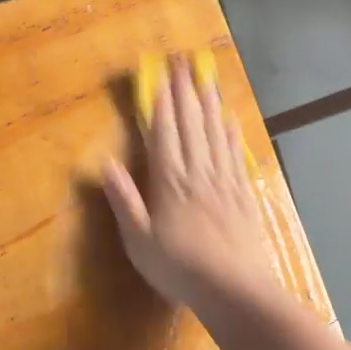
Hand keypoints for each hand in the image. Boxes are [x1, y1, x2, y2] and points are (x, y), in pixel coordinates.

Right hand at [102, 55, 266, 306]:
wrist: (233, 288)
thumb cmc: (178, 268)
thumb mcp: (138, 240)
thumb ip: (125, 201)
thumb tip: (107, 164)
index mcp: (170, 182)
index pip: (164, 132)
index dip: (161, 101)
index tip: (159, 74)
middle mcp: (199, 172)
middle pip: (192, 123)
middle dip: (185, 90)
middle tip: (183, 60)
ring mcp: (225, 181)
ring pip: (216, 132)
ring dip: (209, 102)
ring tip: (205, 76)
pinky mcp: (243, 194)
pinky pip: (235, 153)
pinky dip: (230, 131)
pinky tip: (229, 118)